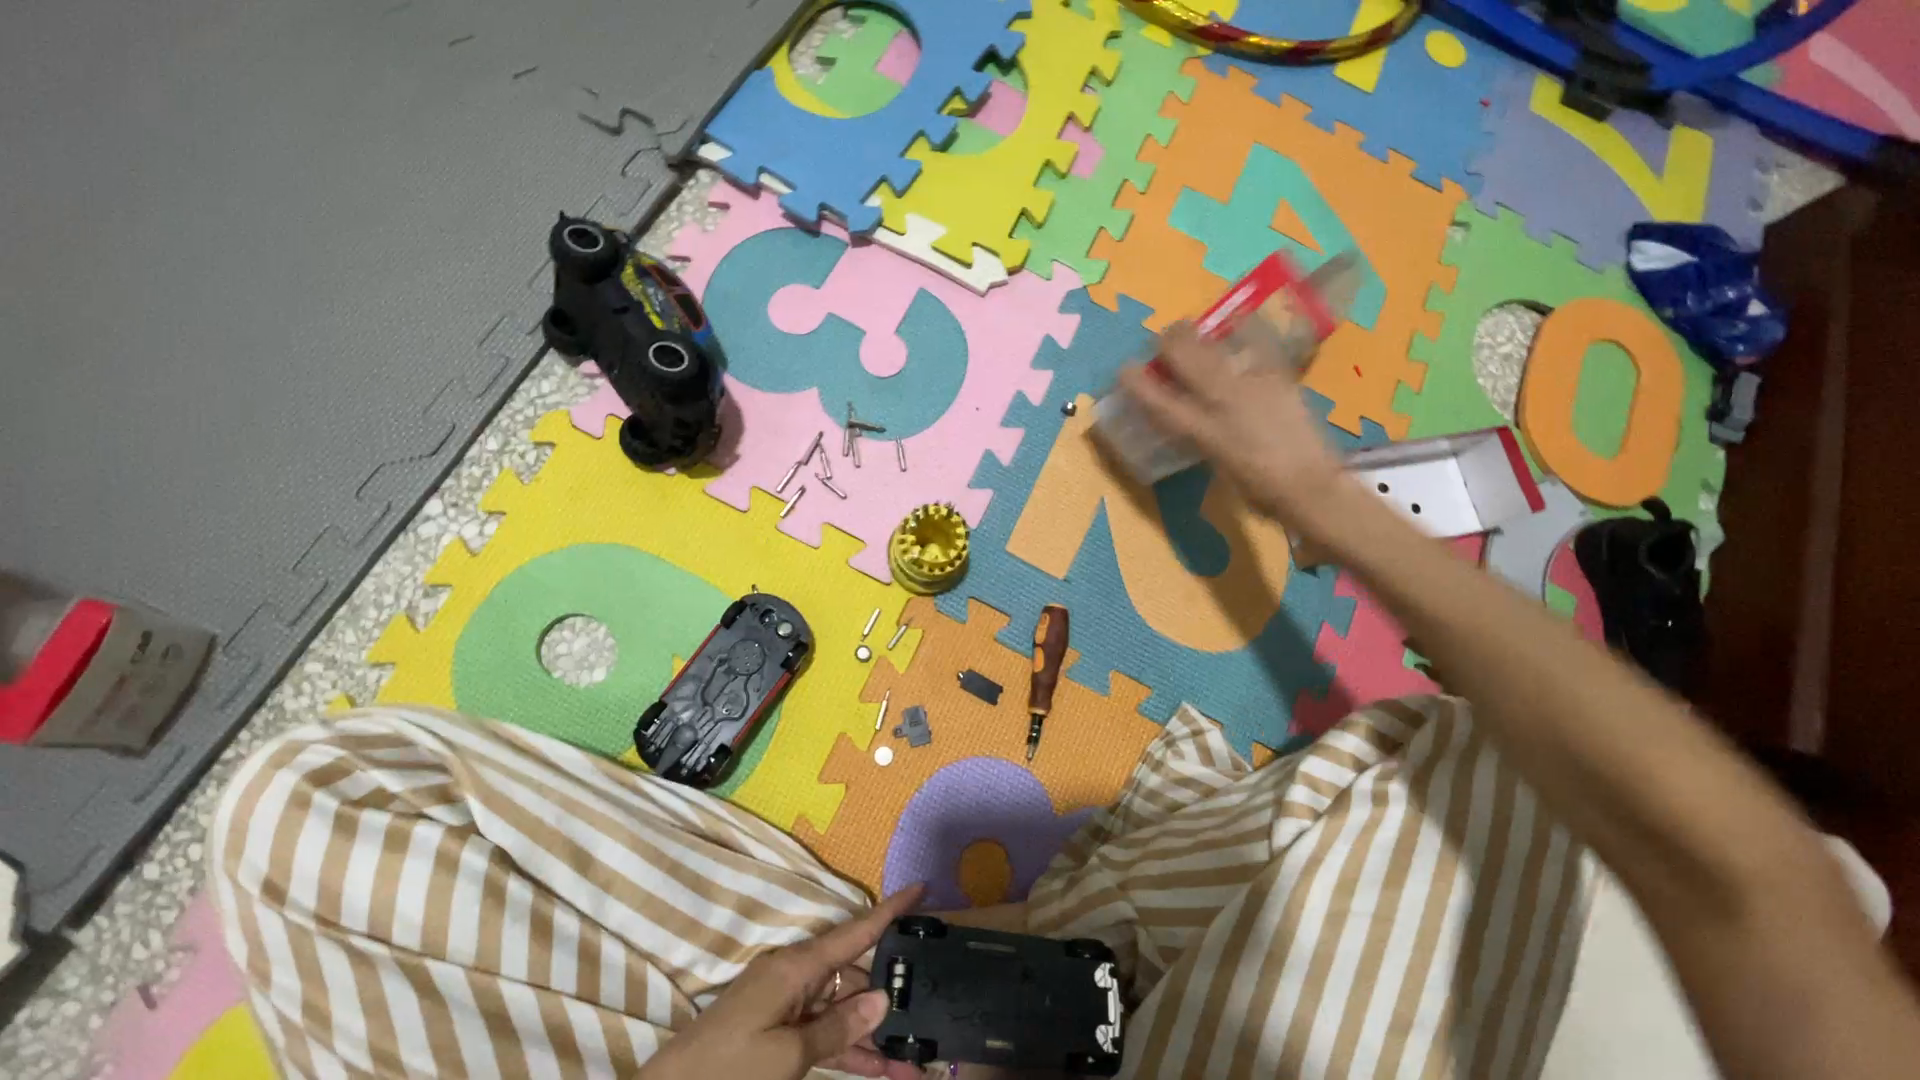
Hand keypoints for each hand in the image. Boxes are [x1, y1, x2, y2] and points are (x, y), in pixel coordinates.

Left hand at [638, 885, 927, 1079]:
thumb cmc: (728, 1068)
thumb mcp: (788, 1054)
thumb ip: (838, 1027)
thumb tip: (882, 998)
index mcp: (795, 967)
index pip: (854, 931)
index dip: (889, 911)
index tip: (921, 886)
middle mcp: (794, 976)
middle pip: (855, 974)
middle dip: (891, 995)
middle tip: (929, 1013)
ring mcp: (786, 1004)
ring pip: (844, 1010)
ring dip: (875, 1035)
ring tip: (913, 1058)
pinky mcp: (778, 1030)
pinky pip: (825, 1032)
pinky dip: (850, 1049)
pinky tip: (882, 1068)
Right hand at [1115, 322, 1347, 528]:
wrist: (1309, 484)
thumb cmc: (1259, 488)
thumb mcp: (1218, 463)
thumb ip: (1200, 436)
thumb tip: (1192, 415)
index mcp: (1202, 431)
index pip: (1157, 401)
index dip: (1135, 382)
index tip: (1124, 370)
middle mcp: (1221, 400)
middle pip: (1184, 355)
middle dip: (1167, 341)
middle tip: (1164, 339)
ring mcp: (1251, 383)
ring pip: (1213, 344)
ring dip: (1196, 335)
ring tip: (1192, 332)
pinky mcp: (1278, 376)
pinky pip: (1255, 343)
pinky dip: (1243, 331)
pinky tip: (1240, 326)